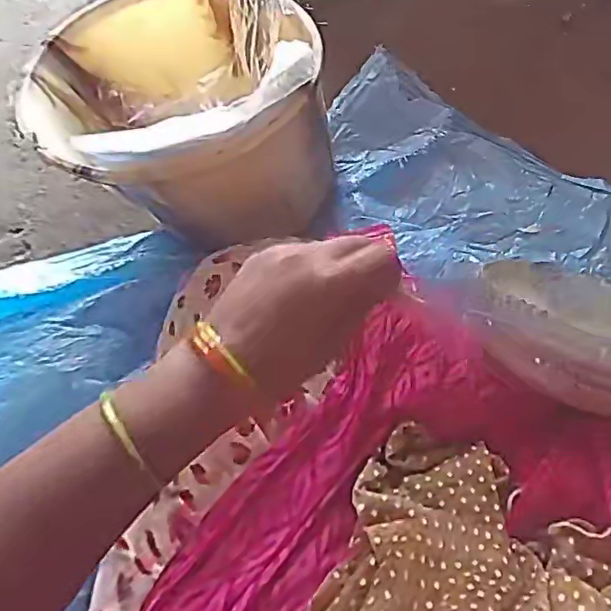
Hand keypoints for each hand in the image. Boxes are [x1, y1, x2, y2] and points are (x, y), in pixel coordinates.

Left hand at [173, 235, 401, 399]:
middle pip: (362, 241)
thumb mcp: (336, 341)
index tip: (387, 295)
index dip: (392, 276)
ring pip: (332, 244)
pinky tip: (302, 290)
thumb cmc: (283, 368)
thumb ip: (362, 305)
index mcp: (332, 279)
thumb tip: (381, 287)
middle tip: (367, 290)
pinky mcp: (263, 252)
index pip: (384, 256)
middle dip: (371, 262)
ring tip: (331, 291)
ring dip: (342, 262)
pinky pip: (304, 249)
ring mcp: (284, 248)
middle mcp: (310, 253)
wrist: (219, 369)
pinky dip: (314, 264)